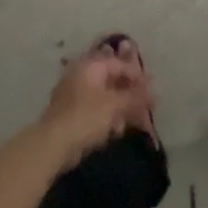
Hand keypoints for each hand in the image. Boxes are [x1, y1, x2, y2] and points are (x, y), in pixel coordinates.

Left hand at [39, 40, 154, 169]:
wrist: (54, 144)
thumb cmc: (87, 117)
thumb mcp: (116, 105)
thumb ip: (135, 97)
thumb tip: (153, 91)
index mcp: (89, 66)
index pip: (118, 64)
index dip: (137, 76)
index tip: (151, 92)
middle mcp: (80, 75)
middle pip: (111, 80)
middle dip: (130, 94)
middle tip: (145, 108)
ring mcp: (73, 94)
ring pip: (104, 97)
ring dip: (121, 108)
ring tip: (133, 122)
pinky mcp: (71, 114)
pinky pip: (95, 110)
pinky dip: (108, 117)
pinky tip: (116, 130)